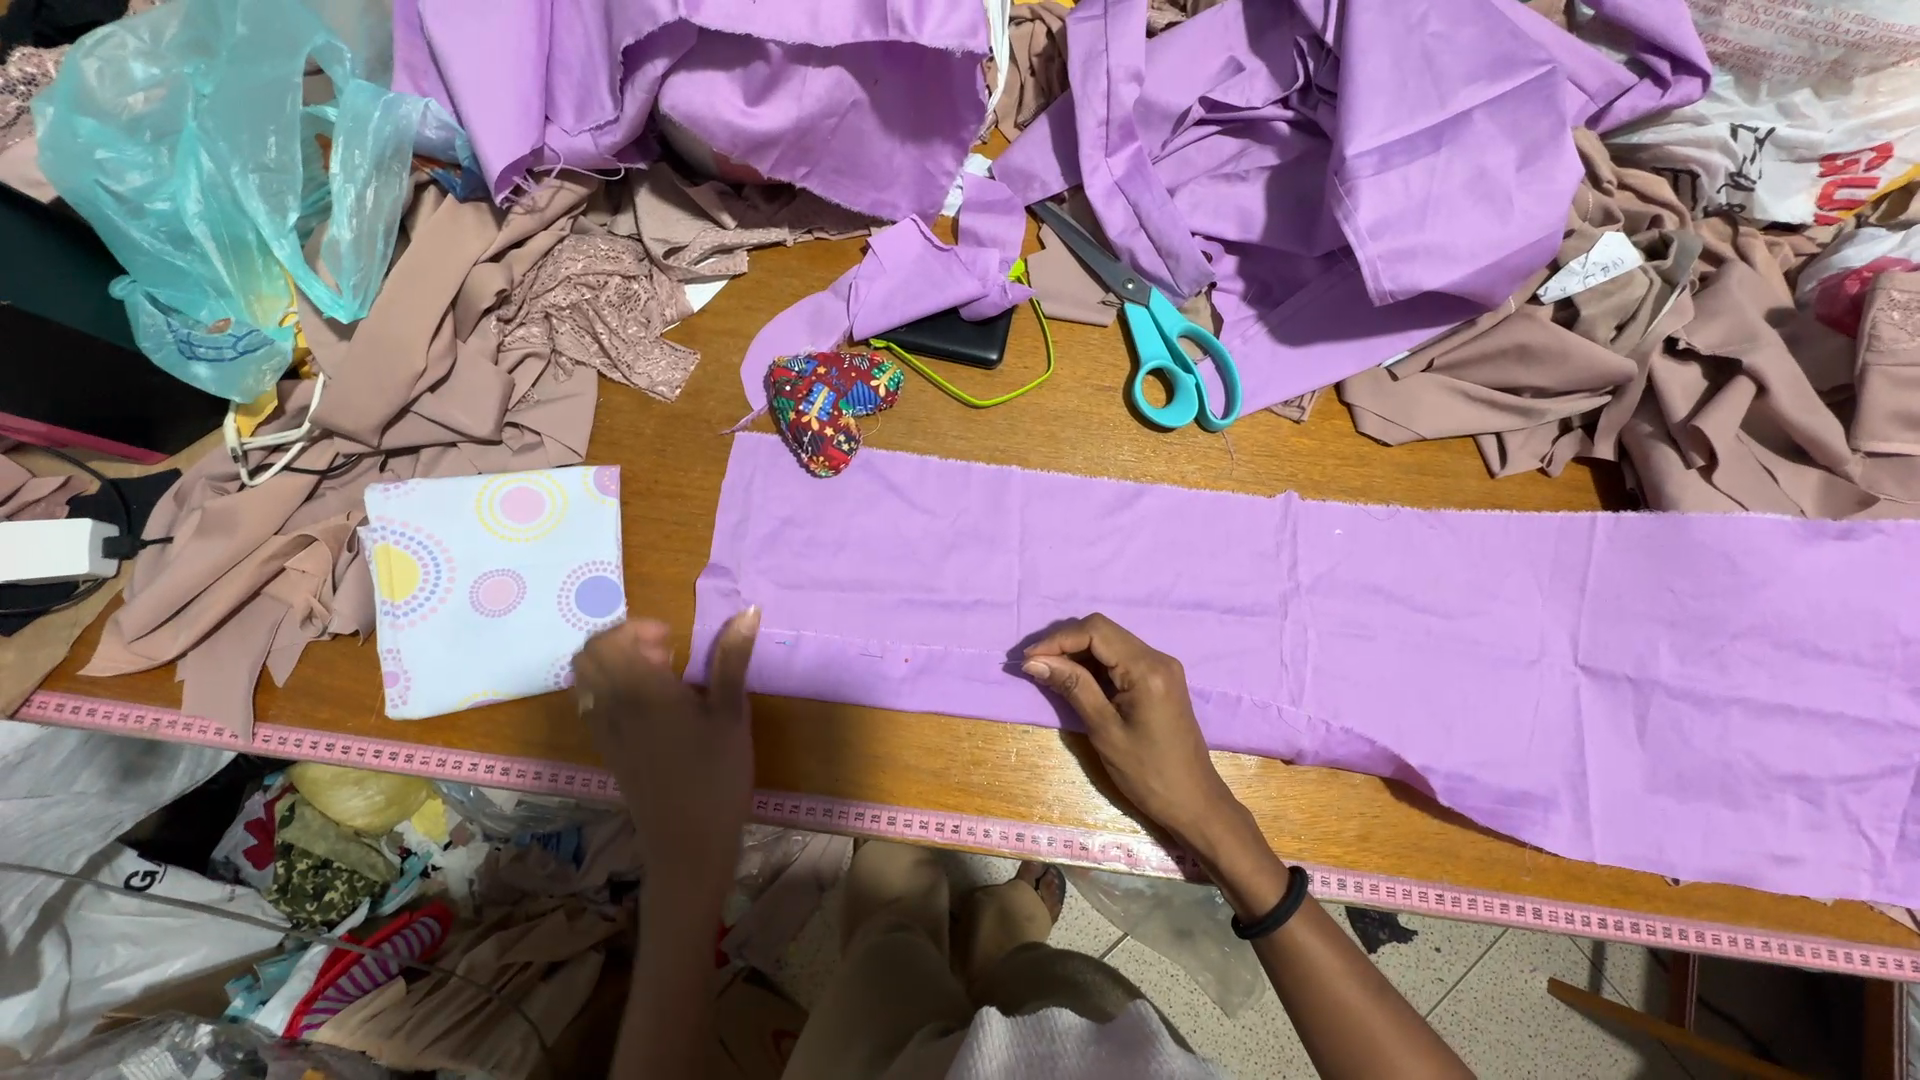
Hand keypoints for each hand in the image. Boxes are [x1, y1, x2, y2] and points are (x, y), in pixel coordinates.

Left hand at [575, 608, 760, 894]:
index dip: (637, 629)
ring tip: (658, 679)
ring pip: (586, 679)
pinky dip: (610, 690)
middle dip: (622, 642)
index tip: (674, 642)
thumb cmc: (716, 773)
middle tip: (666, 655)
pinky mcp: (606, 750)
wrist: (688, 841)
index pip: (609, 640)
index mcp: (640, 689)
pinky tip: (650, 708)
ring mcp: (603, 730)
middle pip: (589, 654)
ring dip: (614, 665)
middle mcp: (610, 705)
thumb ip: (732, 658)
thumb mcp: (731, 712)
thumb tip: (748, 609)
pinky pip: (591, 704)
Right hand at [1021, 613, 1242, 849]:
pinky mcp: (1159, 680)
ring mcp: (1161, 668)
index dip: (1057, 639)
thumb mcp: (1104, 730)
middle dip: (1065, 643)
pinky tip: (1074, 680)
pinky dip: (1094, 664)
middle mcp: (1158, 658)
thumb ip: (1072, 687)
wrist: (1193, 802)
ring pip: (1111, 643)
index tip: (1028, 660)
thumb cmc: (1148, 773)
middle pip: (1103, 631)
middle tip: (1034, 666)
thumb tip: (1034, 662)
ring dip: (1077, 653)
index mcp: (1147, 668)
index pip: (1096, 631)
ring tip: (1048, 673)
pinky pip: (1121, 659)